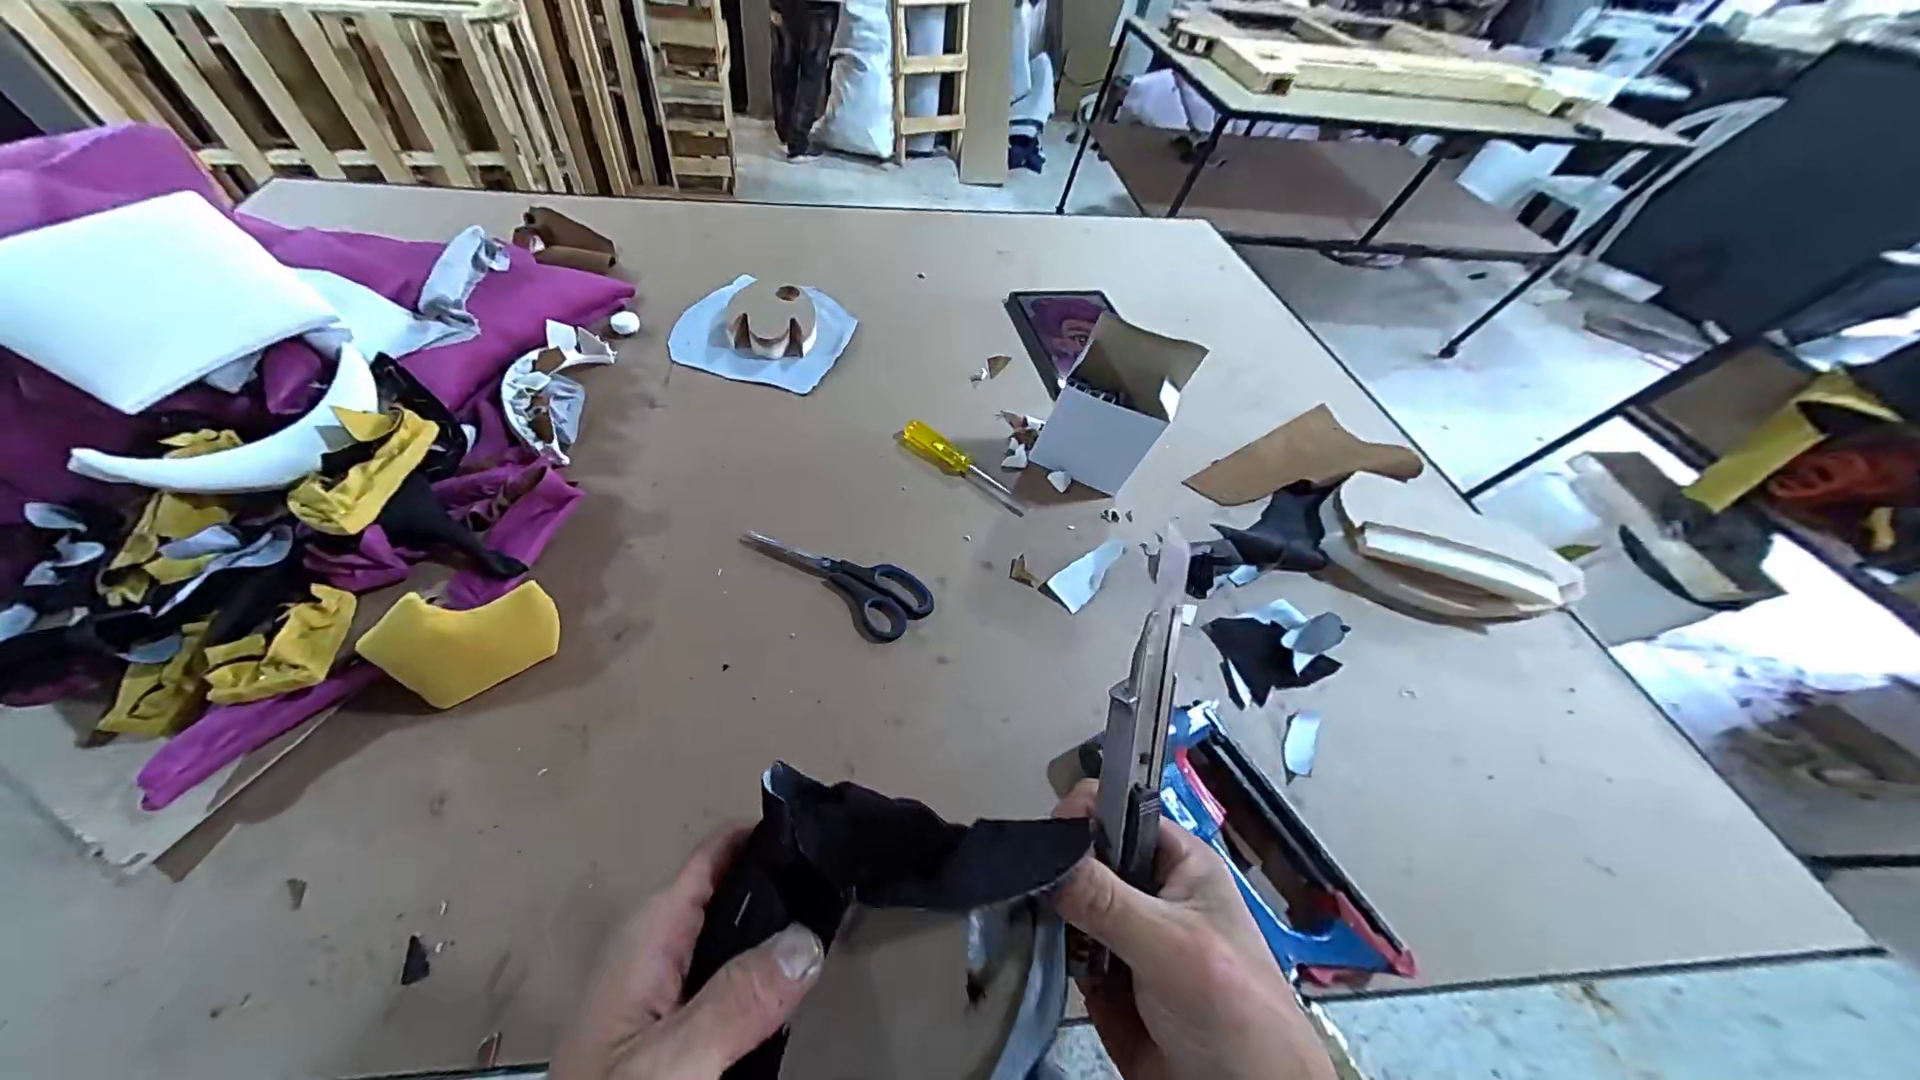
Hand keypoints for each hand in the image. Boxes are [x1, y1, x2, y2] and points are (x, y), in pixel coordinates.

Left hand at [552, 825, 824, 1079]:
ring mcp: (668, 983)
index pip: (719, 851)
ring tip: (838, 916)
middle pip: (736, 886)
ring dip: (784, 926)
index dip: (772, 832)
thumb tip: (811, 938)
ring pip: (740, 931)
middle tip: (845, 882)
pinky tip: (803, 975)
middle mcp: (661, 943)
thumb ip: (736, 1001)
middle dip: (789, 881)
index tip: (828, 831)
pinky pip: (736, 972)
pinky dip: (770, 967)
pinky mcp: (677, 1018)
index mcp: (652, 931)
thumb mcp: (670, 1064)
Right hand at [1051, 780, 1334, 1079]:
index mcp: (1174, 859)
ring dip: (1050, 911)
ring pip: (1068, 898)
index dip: (1081, 815)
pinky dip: (1050, 949)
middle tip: (1033, 889)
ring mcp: (1122, 929)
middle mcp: (1145, 886)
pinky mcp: (1102, 970)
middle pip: (1085, 853)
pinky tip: (1037, 953)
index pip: (1117, 810)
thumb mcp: (1173, 947)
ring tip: (1029, 923)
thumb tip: (1047, 858)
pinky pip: (1064, 943)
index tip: (1049, 843)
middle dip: (1058, 868)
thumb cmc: (1233, 1013)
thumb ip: (1109, 902)